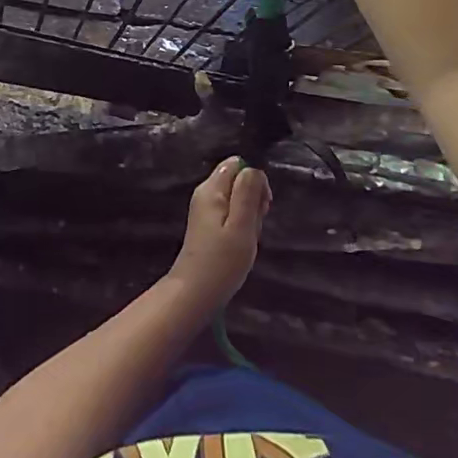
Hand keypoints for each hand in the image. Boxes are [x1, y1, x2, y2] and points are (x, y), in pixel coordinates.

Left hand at [166, 156, 270, 308]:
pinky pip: (231, 214)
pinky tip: (241, 244)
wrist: (195, 293)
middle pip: (237, 180)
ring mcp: (206, 209)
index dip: (254, 180)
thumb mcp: (242, 225)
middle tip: (253, 226)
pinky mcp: (208, 224)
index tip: (261, 206)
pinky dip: (241, 225)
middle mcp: (206, 193)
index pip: (237, 164)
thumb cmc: (222, 261)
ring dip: (249, 215)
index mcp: (211, 189)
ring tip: (247, 238)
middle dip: (253, 199)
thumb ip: (248, 193)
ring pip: (237, 199)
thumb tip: (253, 169)